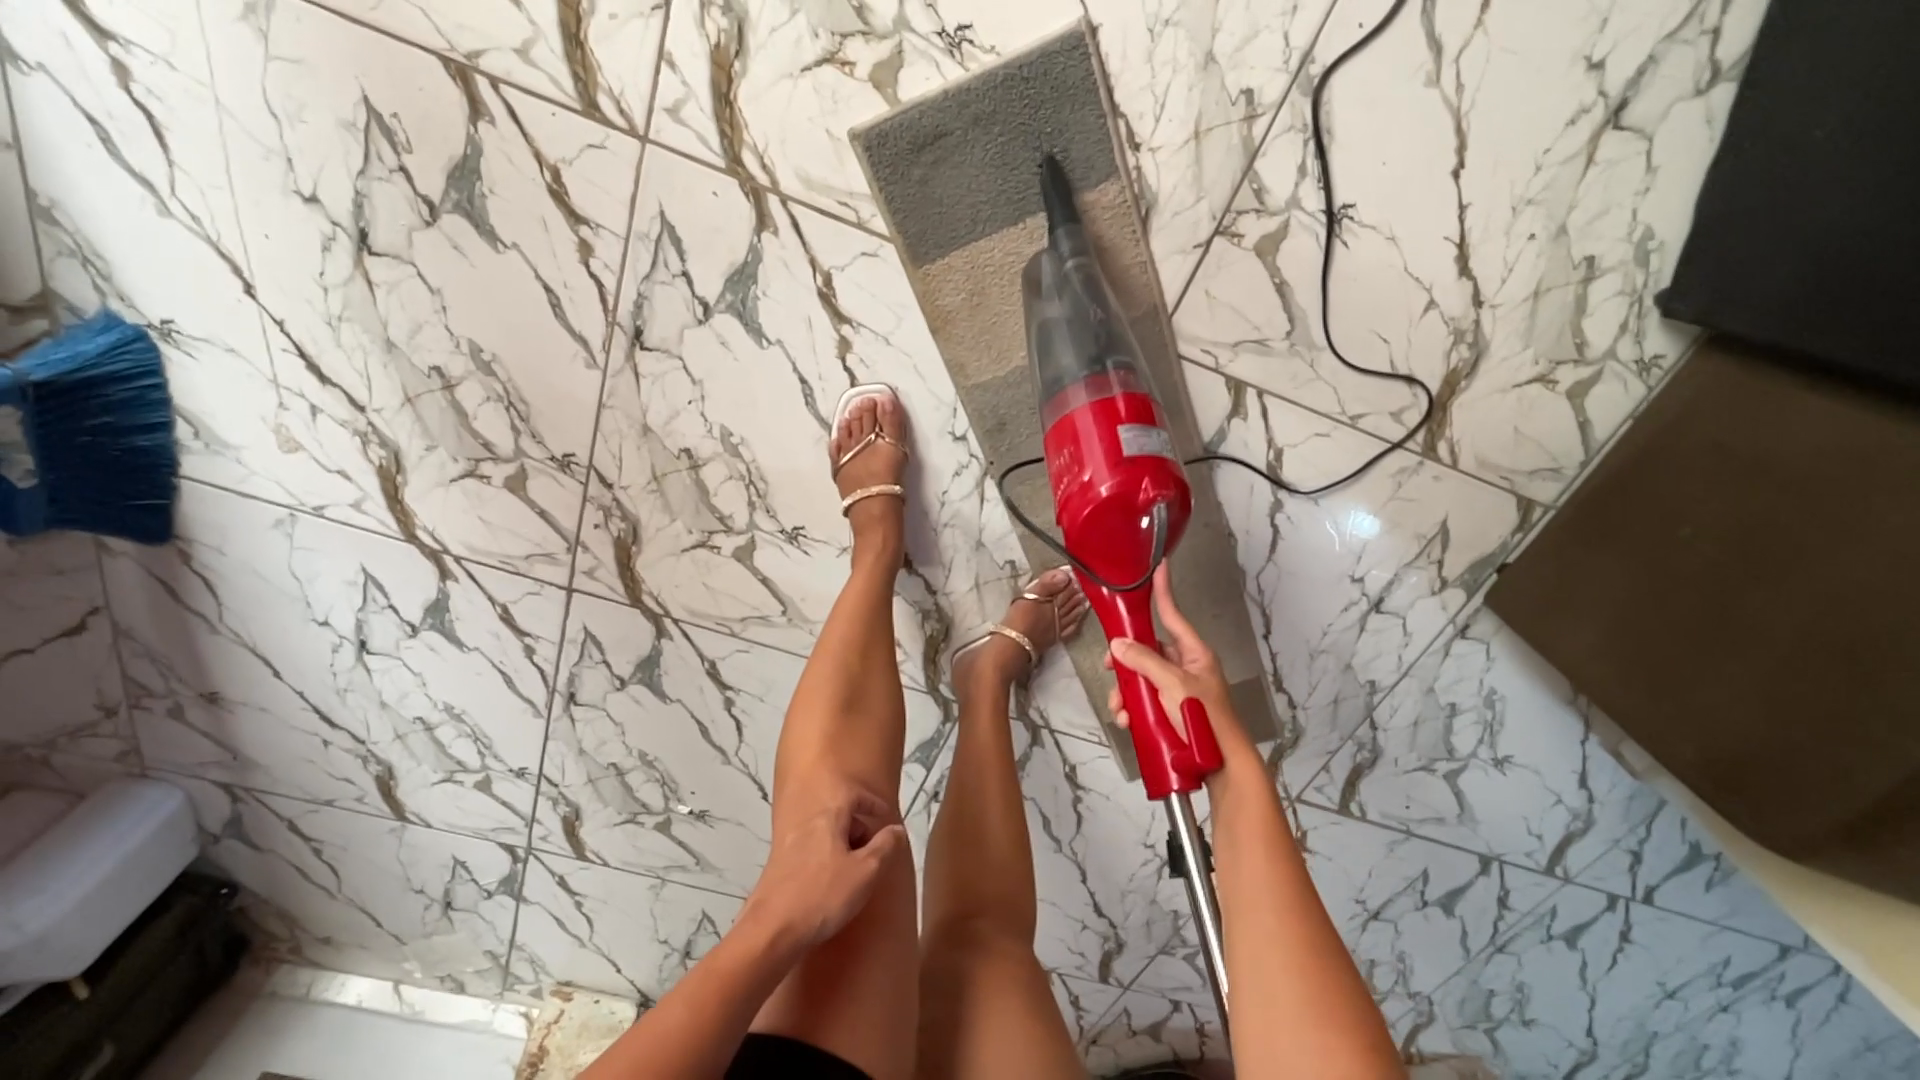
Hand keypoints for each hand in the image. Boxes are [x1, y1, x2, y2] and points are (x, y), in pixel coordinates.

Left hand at [744, 781, 907, 948]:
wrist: (770, 930)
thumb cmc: (823, 896)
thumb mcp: (866, 872)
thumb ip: (885, 847)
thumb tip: (897, 829)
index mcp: (827, 818)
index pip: (851, 794)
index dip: (870, 802)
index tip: (883, 815)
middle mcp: (805, 825)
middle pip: (836, 813)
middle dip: (858, 827)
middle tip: (873, 851)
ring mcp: (788, 846)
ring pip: (823, 834)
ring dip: (843, 845)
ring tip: (855, 872)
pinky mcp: (779, 868)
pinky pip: (811, 851)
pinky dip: (827, 858)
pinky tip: (831, 887)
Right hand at [1105, 564, 1238, 738]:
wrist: (1220, 764)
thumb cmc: (1204, 718)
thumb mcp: (1172, 684)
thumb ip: (1144, 661)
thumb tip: (1118, 644)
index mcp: (1194, 653)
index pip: (1173, 615)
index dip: (1163, 592)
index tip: (1158, 567)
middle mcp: (1185, 667)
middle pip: (1147, 651)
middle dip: (1125, 663)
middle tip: (1110, 669)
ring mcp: (1176, 690)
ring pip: (1140, 679)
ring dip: (1125, 692)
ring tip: (1121, 709)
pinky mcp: (1168, 712)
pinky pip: (1143, 701)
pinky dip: (1131, 709)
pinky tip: (1127, 721)